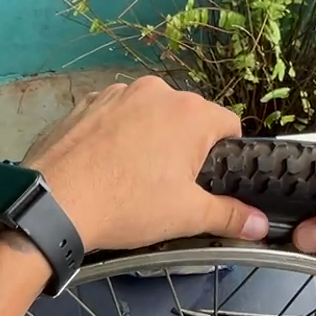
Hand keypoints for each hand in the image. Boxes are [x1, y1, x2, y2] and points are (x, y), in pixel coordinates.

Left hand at [23, 77, 267, 251]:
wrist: (54, 202)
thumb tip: (260, 224)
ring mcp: (116, 93)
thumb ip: (229, 216)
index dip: (225, 155)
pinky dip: (116, 138)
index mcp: (190, 113)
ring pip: (148, 116)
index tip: (210, 181)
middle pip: (186, 118)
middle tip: (168, 187)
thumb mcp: (186, 216)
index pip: (228, 124)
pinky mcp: (85, 104)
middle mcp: (156, 91)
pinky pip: (114, 118)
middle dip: (184, 148)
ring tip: (132, 180)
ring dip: (149, 140)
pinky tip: (105, 168)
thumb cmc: (127, 205)